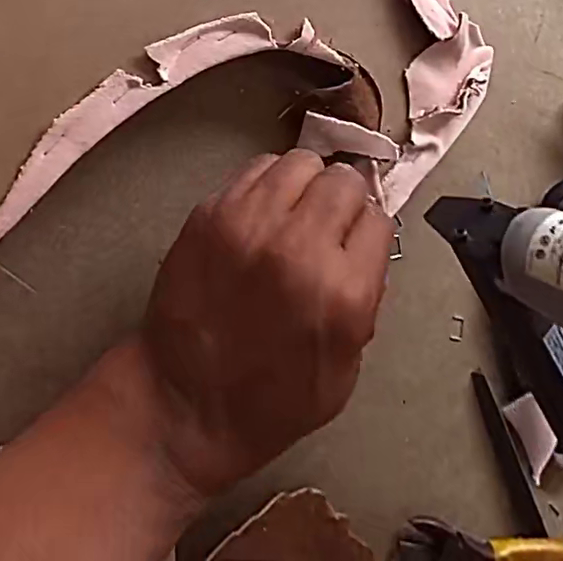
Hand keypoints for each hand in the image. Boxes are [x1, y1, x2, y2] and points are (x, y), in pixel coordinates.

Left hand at [136, 149, 395, 497]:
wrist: (185, 400)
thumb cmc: (270, 398)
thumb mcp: (346, 364)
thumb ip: (366, 295)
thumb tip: (364, 241)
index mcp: (342, 291)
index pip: (378, 220)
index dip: (368, 230)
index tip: (356, 237)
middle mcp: (298, 246)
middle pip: (343, 182)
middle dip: (343, 200)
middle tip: (328, 221)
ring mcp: (249, 222)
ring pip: (300, 162)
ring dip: (307, 183)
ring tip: (296, 209)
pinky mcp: (211, 212)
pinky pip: (256, 168)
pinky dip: (268, 182)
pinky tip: (263, 209)